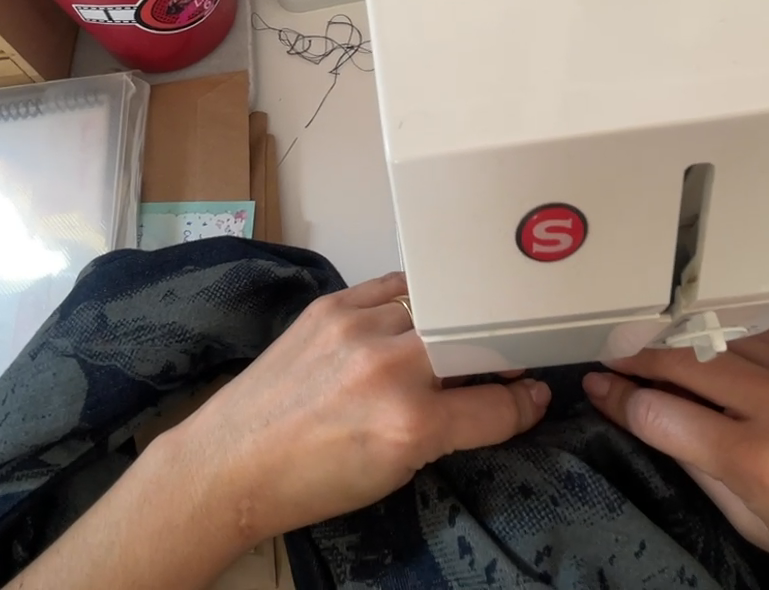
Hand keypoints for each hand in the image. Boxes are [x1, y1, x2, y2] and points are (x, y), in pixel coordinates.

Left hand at [160, 271, 550, 545]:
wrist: (232, 460)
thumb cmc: (313, 482)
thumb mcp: (394, 471)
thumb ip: (446, 429)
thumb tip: (493, 398)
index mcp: (410, 425)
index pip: (494, 406)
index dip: (524, 404)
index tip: (536, 393)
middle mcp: (390, 367)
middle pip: (472, 342)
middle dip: (497, 352)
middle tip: (502, 359)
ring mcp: (358, 327)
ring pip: (433, 306)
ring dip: (451, 322)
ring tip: (455, 333)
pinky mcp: (331, 304)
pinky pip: (391, 287)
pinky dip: (412, 298)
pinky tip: (416, 310)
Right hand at [583, 331, 768, 589]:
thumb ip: (706, 474)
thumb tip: (656, 426)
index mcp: (759, 467)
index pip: (656, 412)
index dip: (616, 398)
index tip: (594, 387)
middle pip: (676, 358)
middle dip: (632, 354)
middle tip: (609, 358)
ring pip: (712, 336)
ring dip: (672, 340)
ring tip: (648, 346)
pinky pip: (756, 335)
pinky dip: (721, 341)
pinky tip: (708, 349)